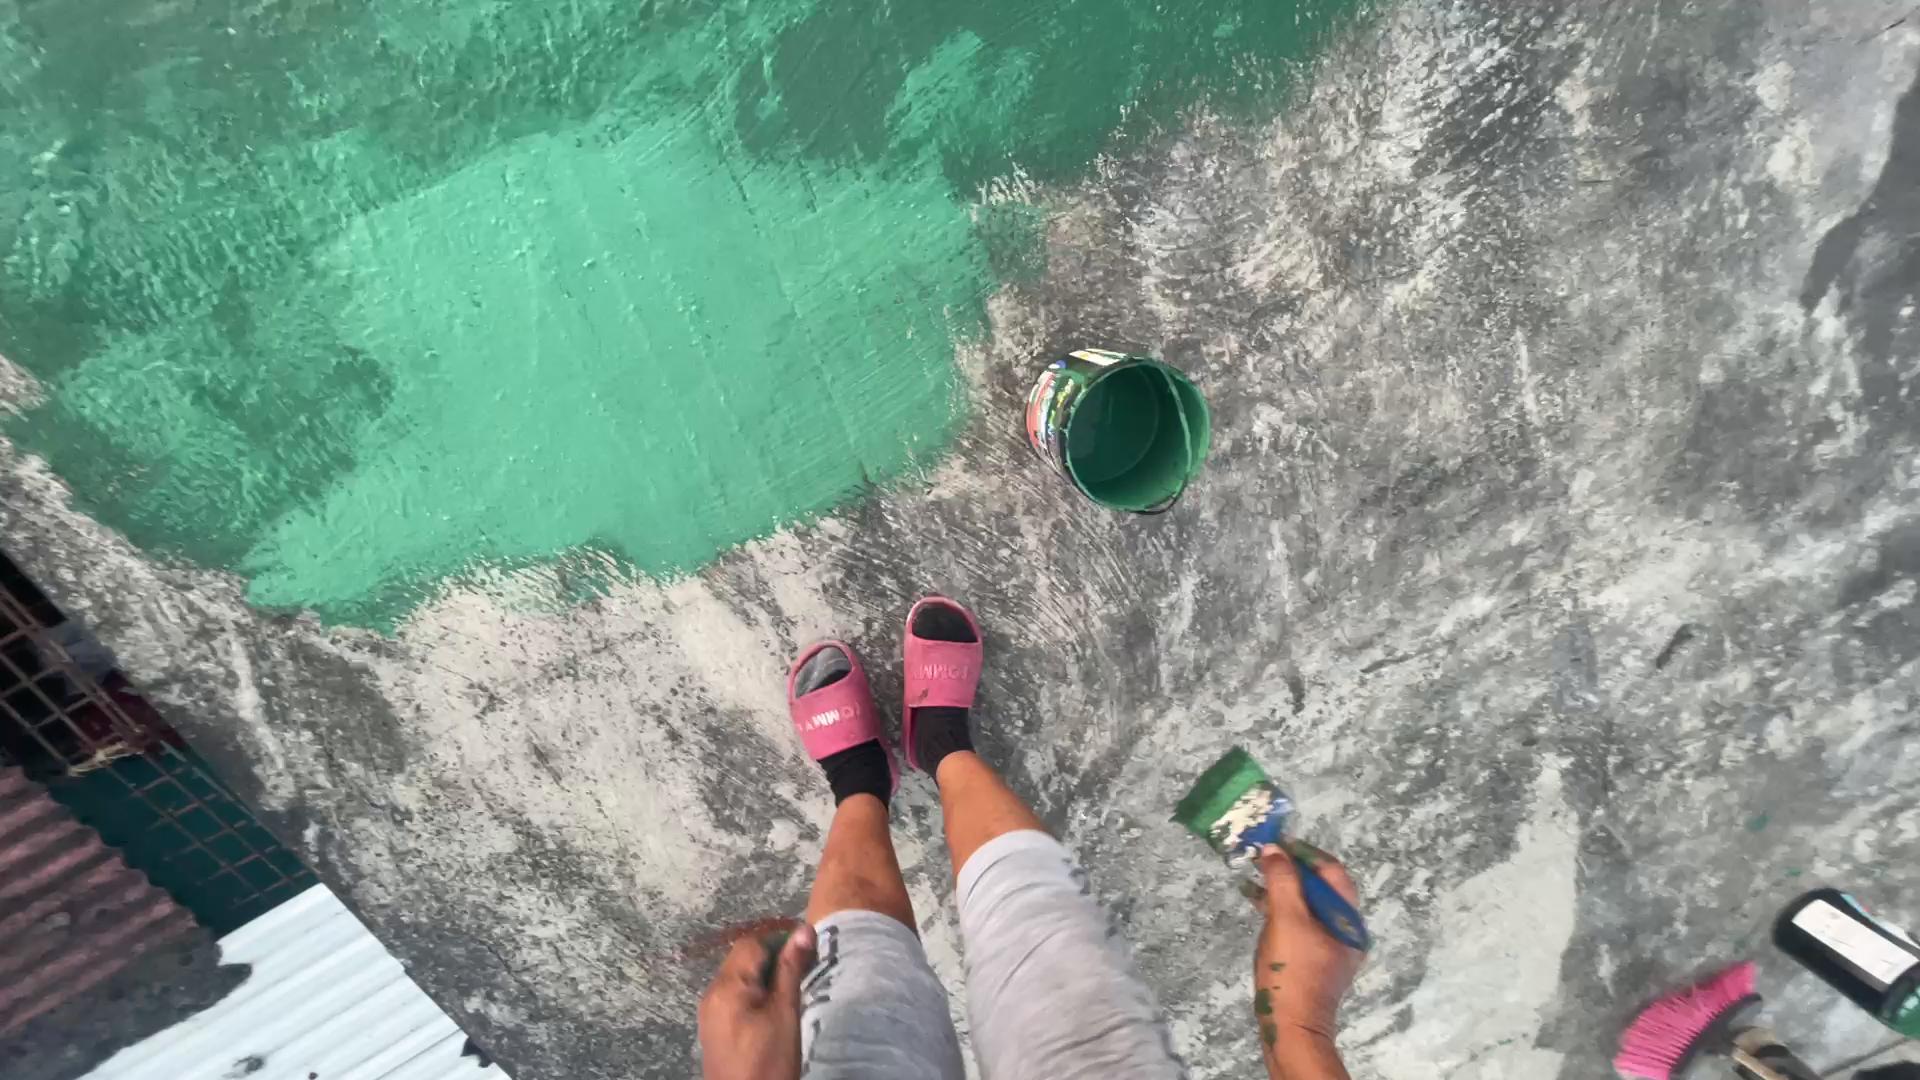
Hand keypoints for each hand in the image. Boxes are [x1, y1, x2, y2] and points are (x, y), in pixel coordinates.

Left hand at [697, 923, 816, 1079]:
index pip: (753, 943)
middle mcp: (712, 993)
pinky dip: (753, 993)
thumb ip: (792, 967)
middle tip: (800, 974)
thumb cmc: (768, 1061)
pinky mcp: (713, 1027)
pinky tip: (771, 1010)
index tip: (804, 955)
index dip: (780, 942)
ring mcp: (709, 1012)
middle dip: (772, 959)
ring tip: (788, 993)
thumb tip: (805, 929)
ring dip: (764, 975)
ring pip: (739, 975)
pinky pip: (733, 995)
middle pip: (743, 957)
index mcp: (727, 986)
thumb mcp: (785, 1012)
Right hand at [1254, 842, 1361, 1075]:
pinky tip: (1252, 896)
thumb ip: (1281, 879)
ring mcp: (1326, 943)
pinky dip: (1276, 902)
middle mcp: (1343, 928)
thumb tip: (1273, 848)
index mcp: (1348, 920)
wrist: (1291, 1026)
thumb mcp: (1286, 918)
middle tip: (1261, 854)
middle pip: (1319, 884)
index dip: (1306, 852)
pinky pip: (1296, 917)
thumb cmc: (1293, 969)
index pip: (1333, 871)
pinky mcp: (1309, 953)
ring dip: (1280, 882)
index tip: (1277, 842)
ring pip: (1305, 900)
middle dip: (1290, 865)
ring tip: (1252, 869)